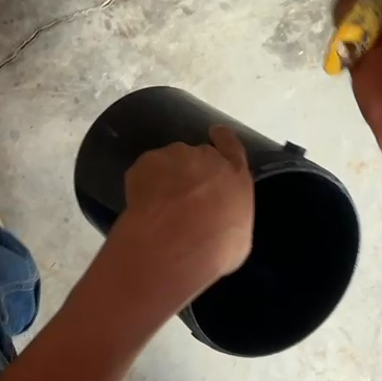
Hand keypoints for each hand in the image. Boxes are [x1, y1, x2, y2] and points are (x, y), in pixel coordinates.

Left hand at [106, 126, 254, 301]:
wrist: (173, 244)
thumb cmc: (215, 248)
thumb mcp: (237, 235)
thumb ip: (229, 214)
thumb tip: (219, 215)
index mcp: (234, 174)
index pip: (231, 144)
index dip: (222, 138)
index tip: (215, 133)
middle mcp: (205, 157)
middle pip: (197, 155)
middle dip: (190, 170)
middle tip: (182, 196)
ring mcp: (173, 155)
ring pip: (168, 161)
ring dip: (165, 176)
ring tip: (160, 205)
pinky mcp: (145, 162)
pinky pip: (145, 170)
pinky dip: (144, 183)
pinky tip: (144, 205)